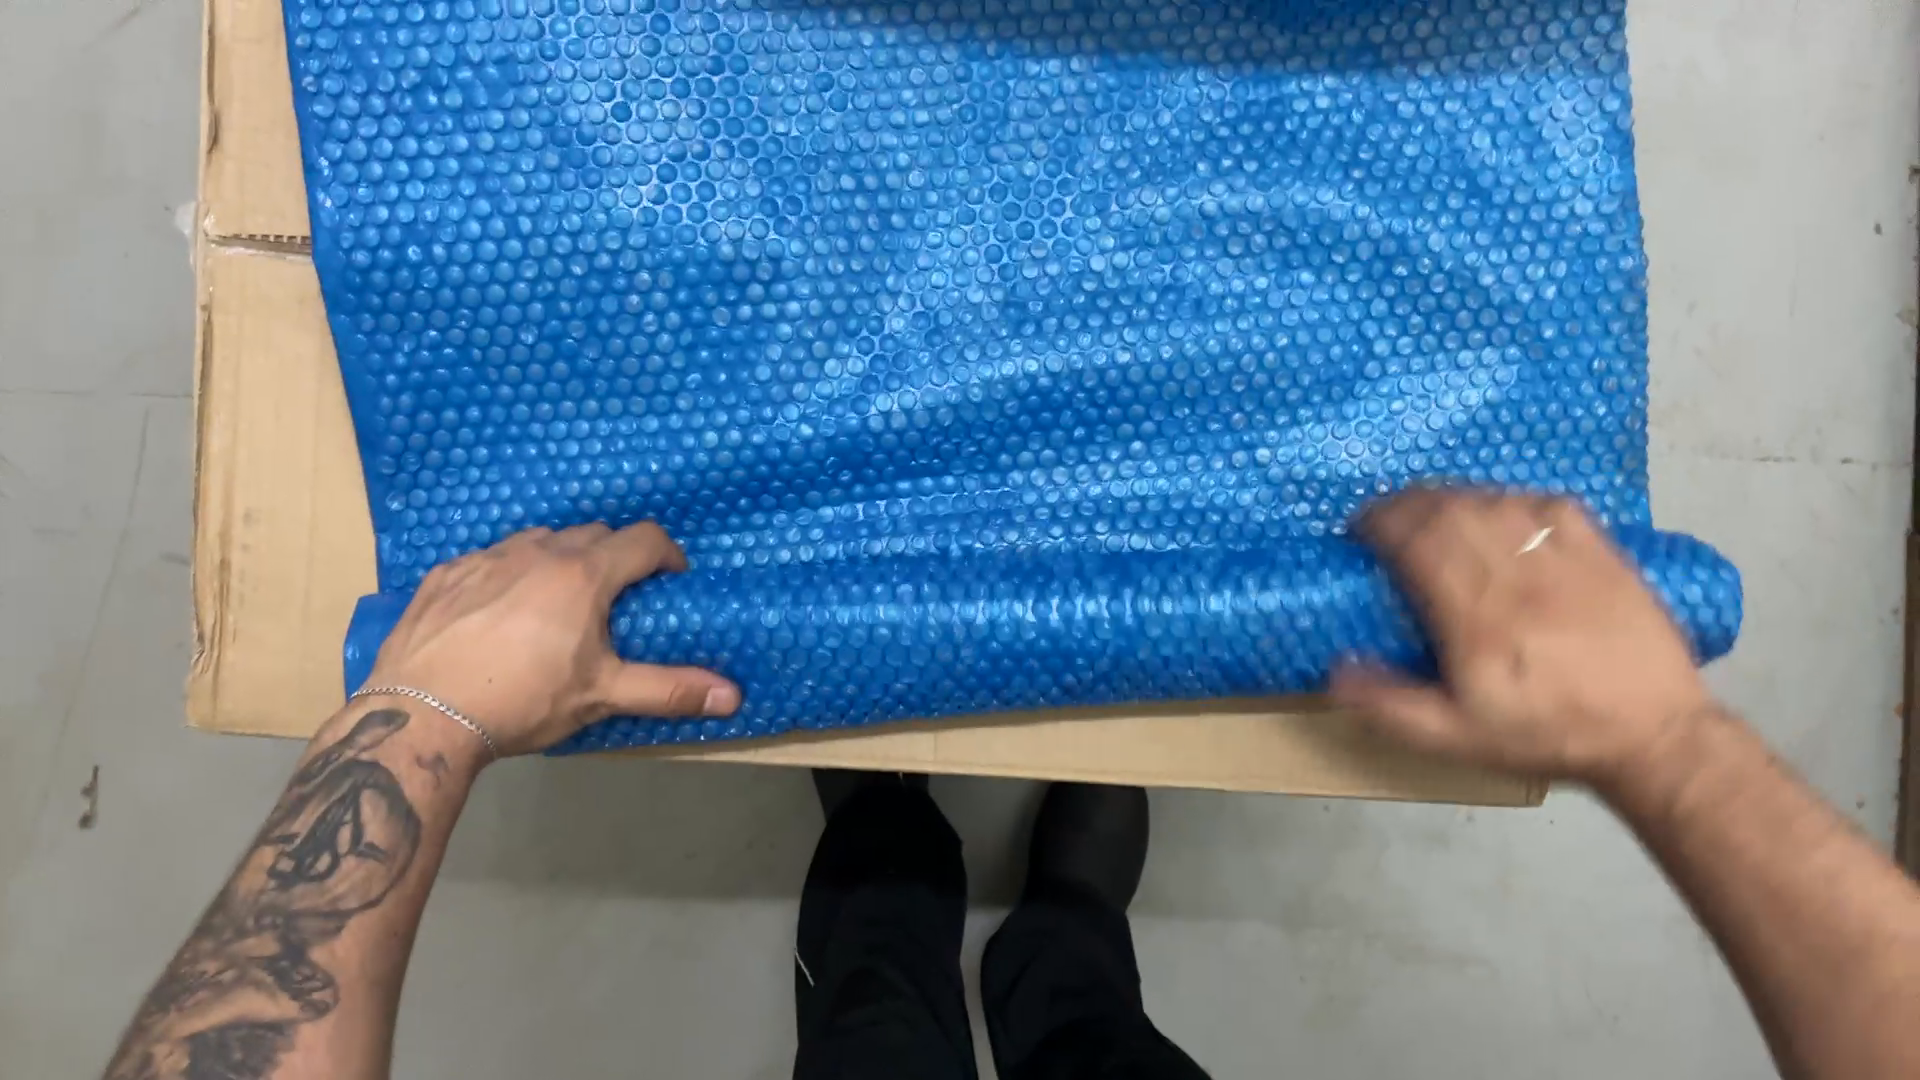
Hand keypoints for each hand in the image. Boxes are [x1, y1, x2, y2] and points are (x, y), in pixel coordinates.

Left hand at [364, 522, 740, 757]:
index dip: (667, 555)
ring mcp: (487, 557)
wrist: (419, 718)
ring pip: (543, 539)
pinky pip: (494, 556)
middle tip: (617, 600)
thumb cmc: (524, 700)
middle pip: (596, 534)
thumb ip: (671, 689)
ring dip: (564, 558)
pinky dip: (512, 571)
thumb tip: (734, 696)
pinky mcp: (446, 573)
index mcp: (585, 574)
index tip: (670, 582)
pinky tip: (501, 610)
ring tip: (559, 601)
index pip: (645, 538)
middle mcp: (539, 551)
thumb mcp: (604, 695)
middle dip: (617, 557)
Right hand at [1331, 488, 1714, 785]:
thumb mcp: (1454, 736)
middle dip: (1406, 504)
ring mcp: (1563, 560)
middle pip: (1450, 512)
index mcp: (1474, 616)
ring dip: (1450, 498)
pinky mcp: (1601, 553)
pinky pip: (1546, 505)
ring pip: (1493, 502)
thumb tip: (1334, 667)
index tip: (1359, 530)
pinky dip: (1508, 498)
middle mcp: (1515, 577)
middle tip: (1383, 515)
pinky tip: (1495, 509)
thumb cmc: (1543, 732)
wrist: (1655, 737)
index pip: (1418, 543)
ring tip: (1429, 509)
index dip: (1381, 524)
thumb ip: (1390, 703)